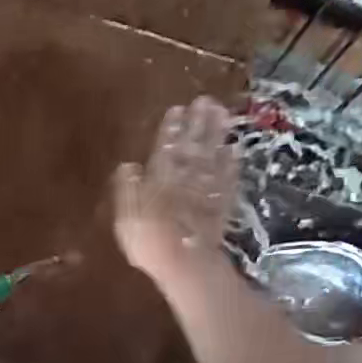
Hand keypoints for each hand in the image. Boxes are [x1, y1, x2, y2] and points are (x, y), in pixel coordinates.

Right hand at [112, 96, 239, 282]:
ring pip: (214, 155)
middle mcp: (185, 176)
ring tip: (223, 114)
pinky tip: (235, 151)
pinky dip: (231, 163)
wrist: (185, 262)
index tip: (178, 108)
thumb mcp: (126, 216)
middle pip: (194, 144)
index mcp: (160, 176)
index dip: (171, 128)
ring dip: (218, 134)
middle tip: (206, 100)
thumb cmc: (149, 241)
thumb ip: (127, 189)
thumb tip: (127, 166)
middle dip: (199, 122)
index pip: (166, 146)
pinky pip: (228, 179)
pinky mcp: (221, 205)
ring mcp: (206, 190)